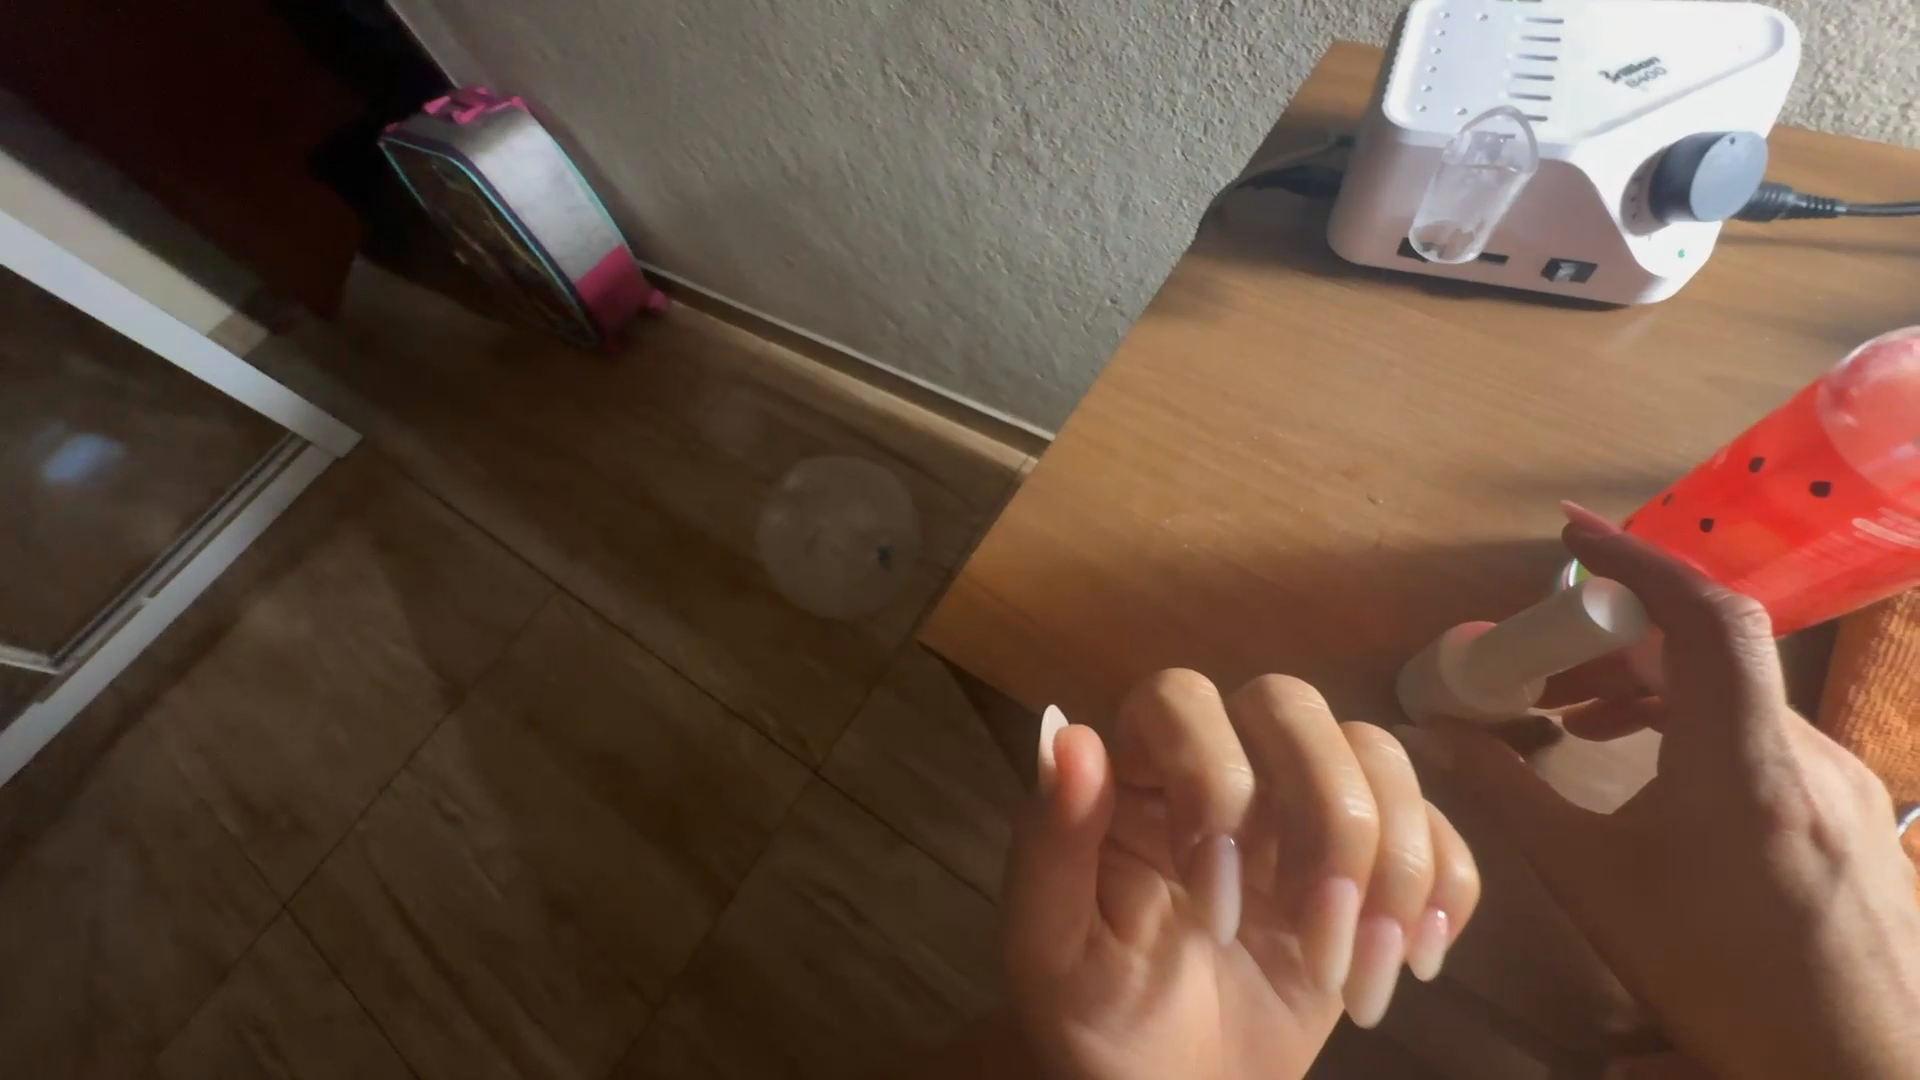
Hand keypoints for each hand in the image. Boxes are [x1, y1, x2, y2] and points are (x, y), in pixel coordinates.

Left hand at [1001, 670, 1480, 1079]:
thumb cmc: (1096, 1016)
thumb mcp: (1051, 943)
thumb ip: (1053, 841)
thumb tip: (1073, 737)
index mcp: (1135, 770)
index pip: (1180, 697)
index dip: (1212, 782)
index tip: (1215, 911)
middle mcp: (1219, 765)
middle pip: (1291, 705)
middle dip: (1324, 823)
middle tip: (1314, 951)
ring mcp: (1294, 810)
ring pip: (1372, 752)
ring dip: (1392, 867)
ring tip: (1356, 979)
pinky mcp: (1361, 864)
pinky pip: (1433, 823)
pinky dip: (1445, 884)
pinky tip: (1412, 960)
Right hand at [1440, 505, 1919, 1079]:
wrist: (1858, 1078)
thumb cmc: (1712, 974)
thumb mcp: (1584, 878)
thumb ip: (1506, 790)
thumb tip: (1442, 731)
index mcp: (1743, 765)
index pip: (1708, 620)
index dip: (1638, 562)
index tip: (1568, 536)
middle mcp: (1805, 754)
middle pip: (1705, 647)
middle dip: (1606, 633)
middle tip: (1532, 656)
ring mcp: (1839, 780)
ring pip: (1726, 687)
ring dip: (1636, 677)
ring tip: (1567, 712)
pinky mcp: (1846, 807)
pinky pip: (1749, 724)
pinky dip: (1675, 712)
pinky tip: (1630, 754)